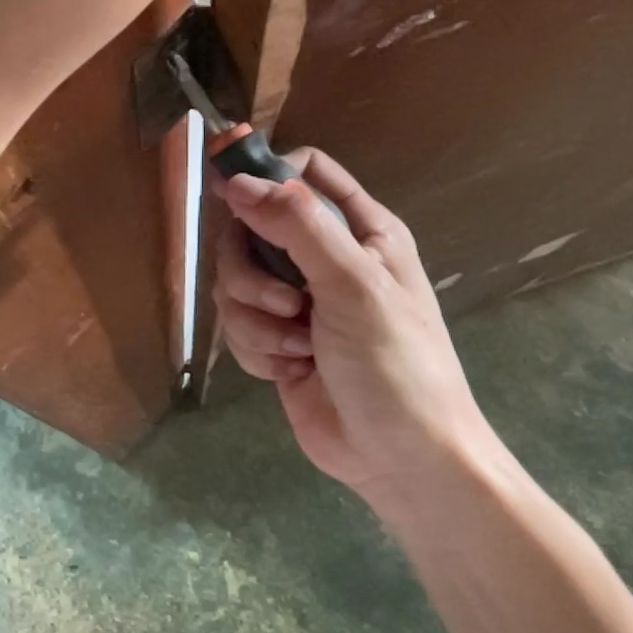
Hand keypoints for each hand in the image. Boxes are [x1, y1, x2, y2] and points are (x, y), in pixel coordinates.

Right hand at [215, 149, 500, 508]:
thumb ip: (296, 225)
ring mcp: (298, 301)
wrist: (402, 461)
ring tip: (296, 348)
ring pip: (235, 281)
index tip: (229, 194)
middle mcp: (325, 257)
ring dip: (256, 319)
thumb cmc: (396, 364)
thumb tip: (236, 179)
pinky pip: (237, 324)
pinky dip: (256, 349)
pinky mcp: (277, 341)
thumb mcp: (353, 285)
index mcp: (360, 229)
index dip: (265, 175)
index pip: (303, 171)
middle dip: (251, 271)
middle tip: (283, 303)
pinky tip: (290, 370)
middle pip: (251, 229)